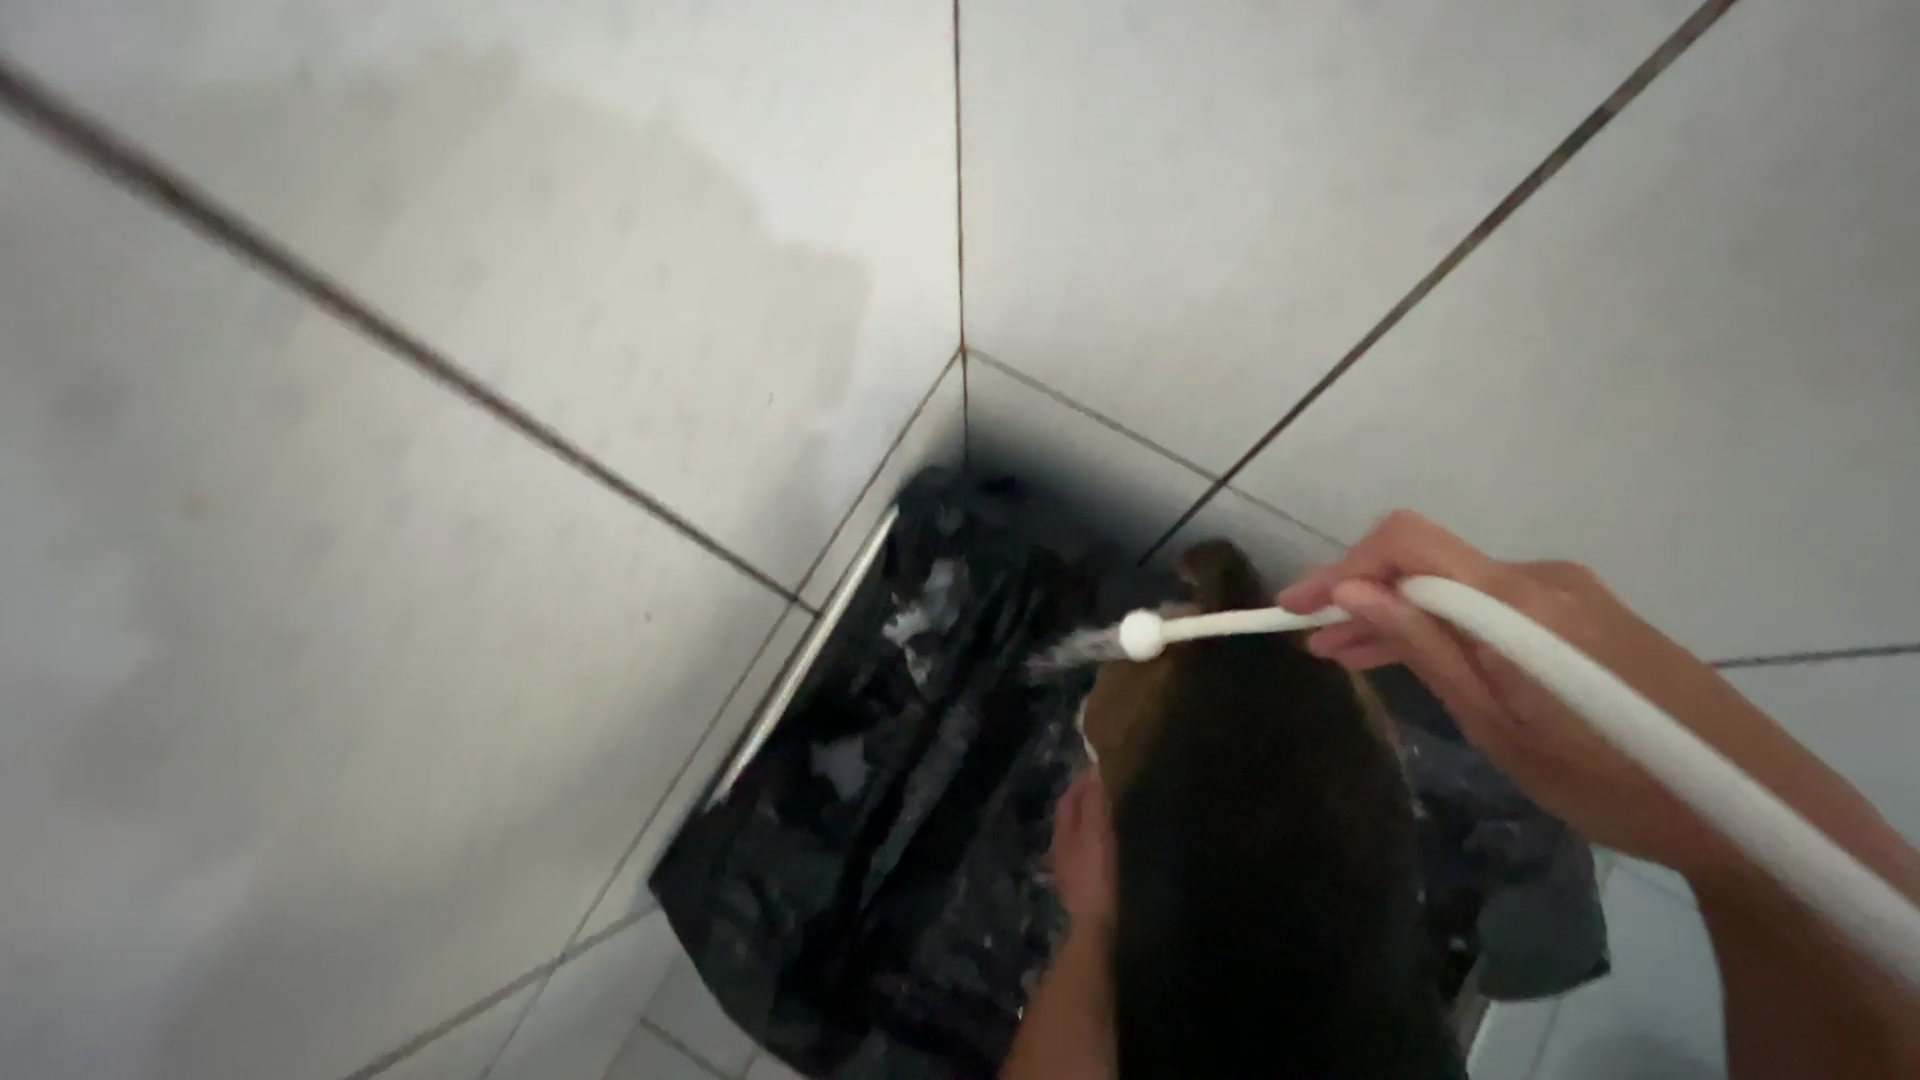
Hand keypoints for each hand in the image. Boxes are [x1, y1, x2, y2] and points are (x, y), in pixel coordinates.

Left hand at [1050, 770, 1116, 933]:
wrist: (1092, 926)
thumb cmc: (1094, 874)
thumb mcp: (1096, 833)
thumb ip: (1093, 802)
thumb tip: (1093, 769)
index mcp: (1062, 831)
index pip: (1068, 797)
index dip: (1081, 781)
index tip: (1097, 766)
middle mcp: (1059, 845)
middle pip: (1069, 813)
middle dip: (1083, 796)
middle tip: (1105, 783)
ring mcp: (1067, 865)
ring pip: (1075, 831)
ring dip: (1088, 816)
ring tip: (1109, 808)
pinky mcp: (1078, 881)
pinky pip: (1084, 848)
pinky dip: (1093, 836)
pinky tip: (1106, 841)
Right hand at [1276, 510, 1809, 883]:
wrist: (1750, 811)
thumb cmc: (1607, 781)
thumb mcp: (1495, 724)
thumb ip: (1426, 647)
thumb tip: (1352, 589)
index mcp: (1516, 602)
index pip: (1405, 544)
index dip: (1340, 567)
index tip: (1293, 609)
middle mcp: (1539, 578)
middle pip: (1425, 564)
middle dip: (1359, 596)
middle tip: (1313, 643)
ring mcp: (1566, 593)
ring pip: (1453, 588)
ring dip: (1397, 615)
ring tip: (1347, 656)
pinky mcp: (1582, 615)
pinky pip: (1488, 605)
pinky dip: (1441, 626)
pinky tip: (1416, 659)